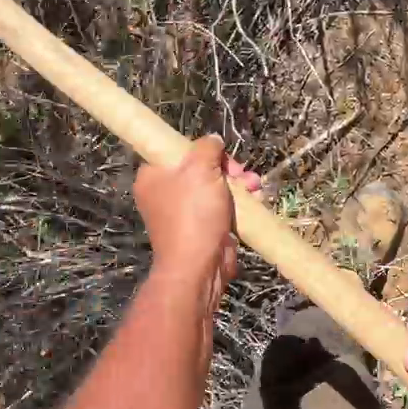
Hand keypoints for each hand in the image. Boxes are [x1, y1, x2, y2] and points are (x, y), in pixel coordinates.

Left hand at [133, 136, 260, 301]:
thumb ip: (207, 147)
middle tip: (239, 172)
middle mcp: (164, 193)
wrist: (199, 267)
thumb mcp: (200, 168)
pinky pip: (221, 205)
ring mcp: (184, 212)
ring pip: (214, 186)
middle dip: (226, 168)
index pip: (174, 150)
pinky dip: (237, 201)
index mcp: (153, 176)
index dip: (199, 148)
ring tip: (254, 186)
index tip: (217, 153)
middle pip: (199, 167)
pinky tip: (254, 198)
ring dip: (237, 183)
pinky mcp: (202, 226)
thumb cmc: (193, 213)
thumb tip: (212, 141)